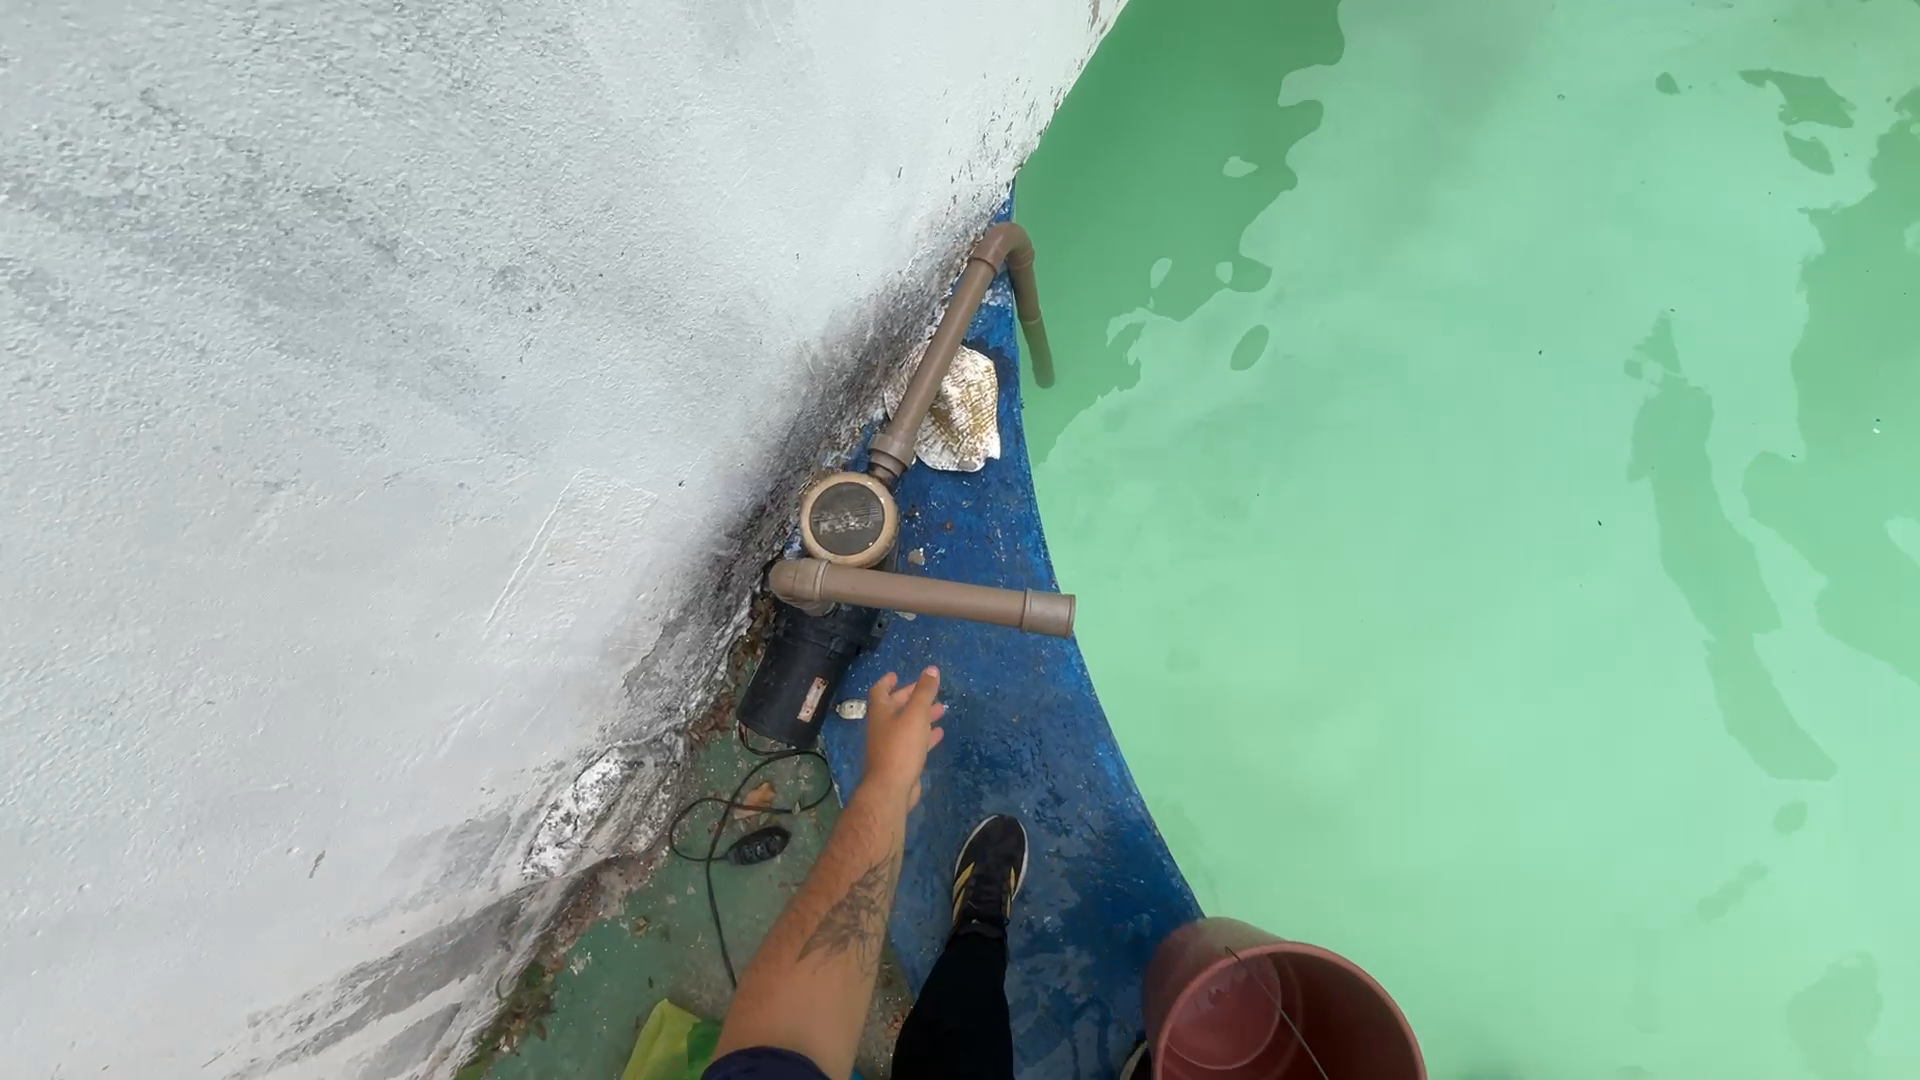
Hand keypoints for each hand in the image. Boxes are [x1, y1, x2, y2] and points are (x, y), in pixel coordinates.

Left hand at [861, 667, 946, 807]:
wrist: (892, 788)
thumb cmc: (901, 746)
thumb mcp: (916, 714)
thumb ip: (924, 692)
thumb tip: (931, 669)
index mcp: (880, 712)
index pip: (880, 691)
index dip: (887, 681)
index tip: (896, 675)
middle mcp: (882, 727)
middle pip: (896, 707)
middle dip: (911, 698)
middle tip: (928, 691)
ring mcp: (890, 745)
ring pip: (907, 725)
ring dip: (922, 716)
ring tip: (941, 709)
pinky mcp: (901, 762)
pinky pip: (914, 743)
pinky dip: (926, 736)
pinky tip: (939, 733)